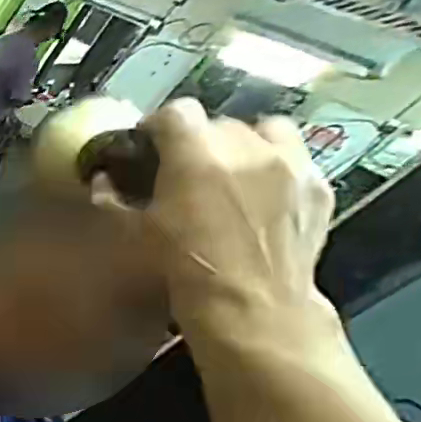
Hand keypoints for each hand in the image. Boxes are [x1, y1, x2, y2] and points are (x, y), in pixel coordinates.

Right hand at [92, 98, 334, 338]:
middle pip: (219, 122)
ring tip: (232, 172)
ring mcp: (291, 163)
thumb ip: (114, 200)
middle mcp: (248, 147)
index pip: (175, 112)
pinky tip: (263, 195)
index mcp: (196, 155)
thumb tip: (101, 181)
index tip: (149, 145)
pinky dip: (276, 168)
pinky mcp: (318, 186)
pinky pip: (295, 160)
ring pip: (265, 130)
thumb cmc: (184, 271)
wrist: (251, 308)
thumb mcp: (137, 235)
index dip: (158, 126)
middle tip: (186, 170)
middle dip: (199, 140)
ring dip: (244, 144)